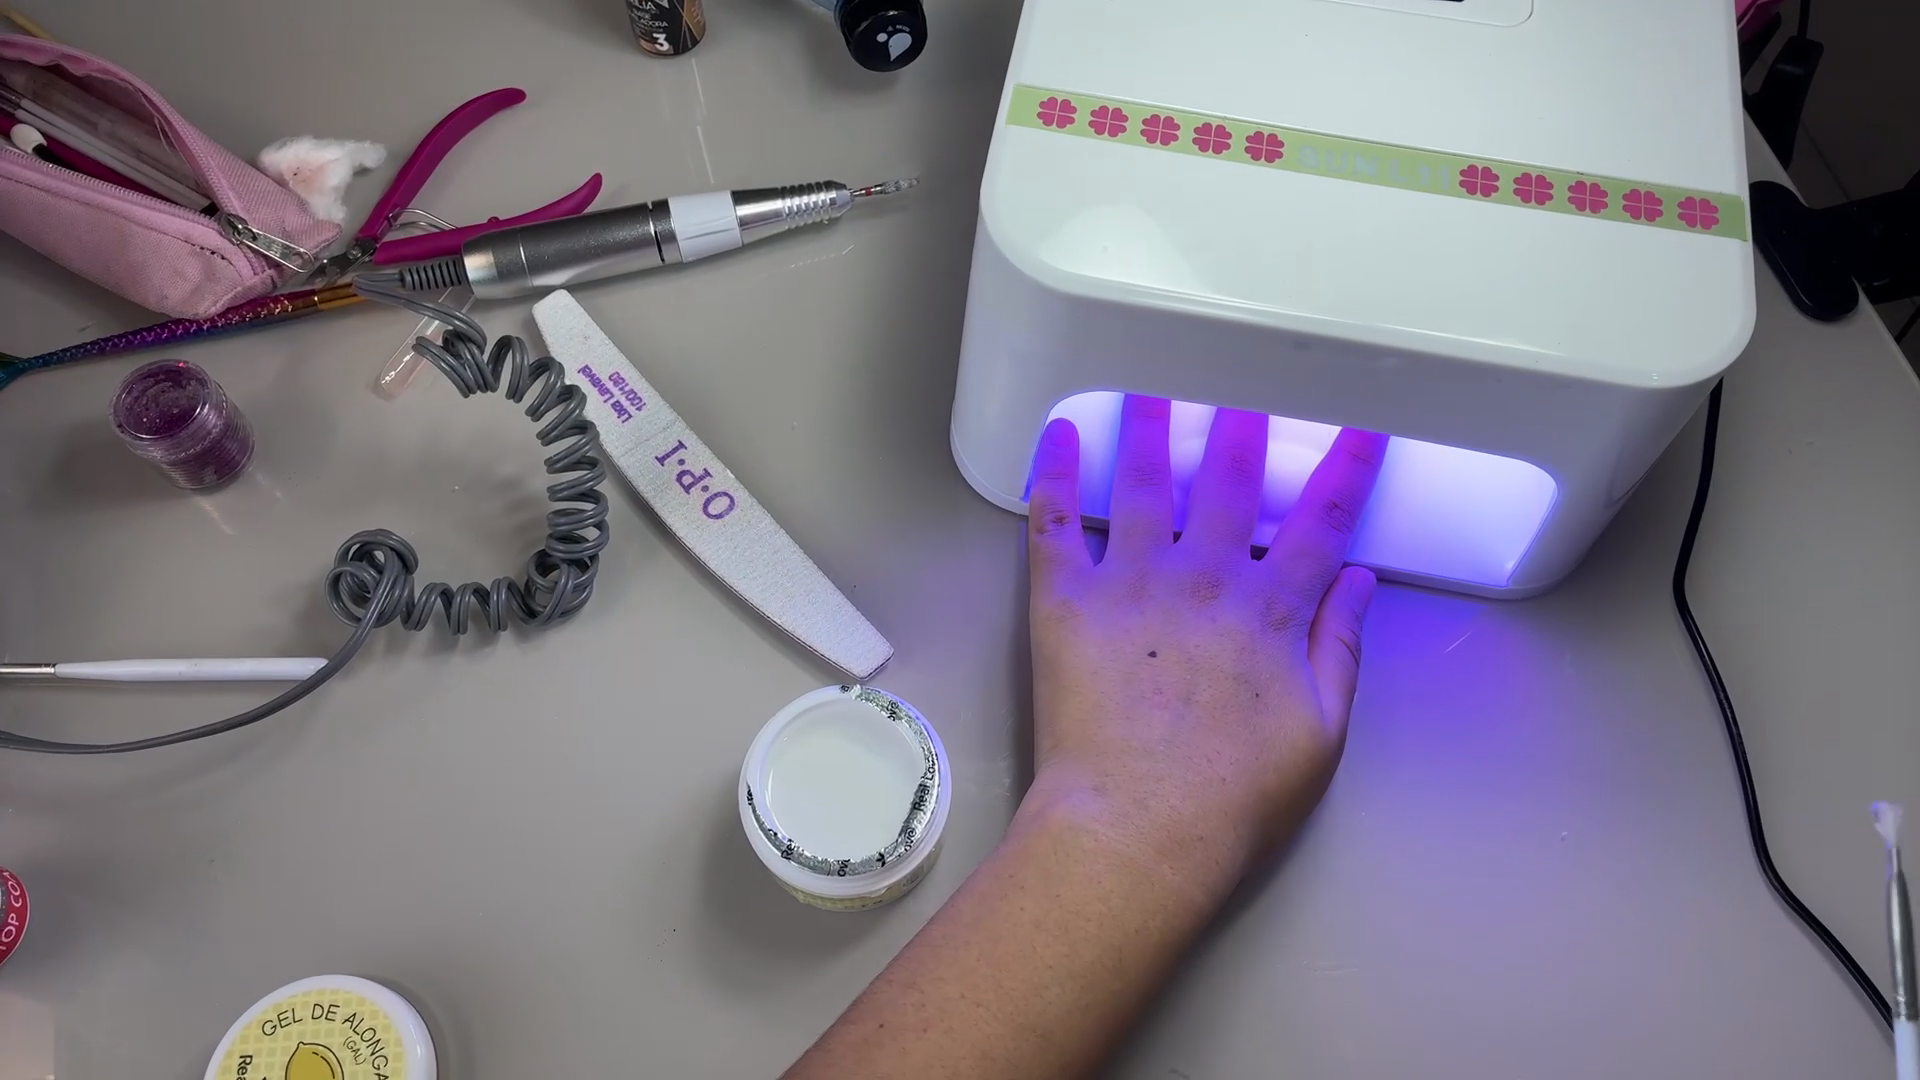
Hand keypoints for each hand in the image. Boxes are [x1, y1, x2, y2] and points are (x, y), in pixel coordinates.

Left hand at [1023, 397, 1387, 886]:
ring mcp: (1129, 580)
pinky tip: (1055, 434)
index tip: (1358, 431)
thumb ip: (1340, 647)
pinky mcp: (1065, 596)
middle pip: (1227, 484)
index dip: (1345, 472)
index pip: (1321, 522)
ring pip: (1141, 483)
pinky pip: (1055, 520)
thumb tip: (1361, 579)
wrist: (1136, 823)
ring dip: (1147, 430)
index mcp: (1270, 608)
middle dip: (1239, 432)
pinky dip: (1053, 473)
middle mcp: (1203, 576)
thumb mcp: (1319, 731)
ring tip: (1148, 391)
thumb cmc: (1234, 793)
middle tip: (1240, 395)